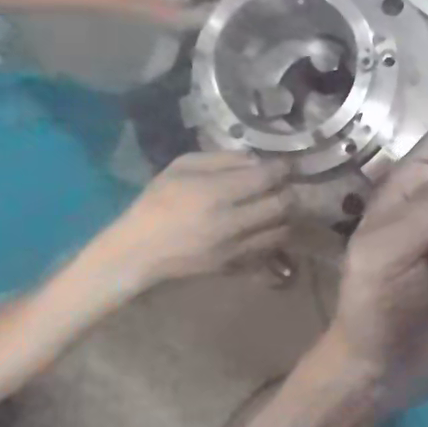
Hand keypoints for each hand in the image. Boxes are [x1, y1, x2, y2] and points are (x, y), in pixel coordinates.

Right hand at [103, 152, 293, 286]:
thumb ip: (222, 160)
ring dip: (284, 216)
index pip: (266, 178)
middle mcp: (232, 222)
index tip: (285, 164)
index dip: (282, 168)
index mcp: (216, 193)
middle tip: (282, 185)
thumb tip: (255, 160)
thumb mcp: (182, 167)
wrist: (140, 251)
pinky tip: (264, 228)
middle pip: (282, 204)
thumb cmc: (157, 203)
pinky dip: (273, 237)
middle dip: (287, 191)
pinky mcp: (236, 267)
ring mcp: (237, 248)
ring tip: (275, 206)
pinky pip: (269, 250)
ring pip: (282, 230)